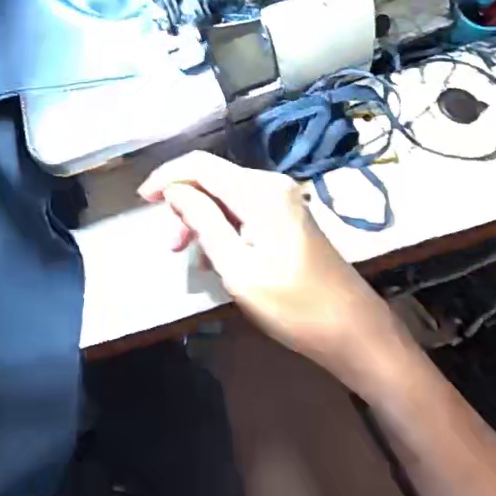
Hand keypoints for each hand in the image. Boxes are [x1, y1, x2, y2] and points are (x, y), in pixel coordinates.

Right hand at [138, 152, 409, 389]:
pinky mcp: (289, 215)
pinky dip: (224, 226)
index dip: (167, 176)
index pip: (201, 165)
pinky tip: (218, 257)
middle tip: (172, 247)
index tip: (142, 199)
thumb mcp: (238, 268)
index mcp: (260, 191)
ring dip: (203, 219)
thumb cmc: (293, 305)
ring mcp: (284, 199)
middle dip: (186, 205)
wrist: (353, 330)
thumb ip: (204, 222)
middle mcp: (272, 184)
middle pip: (214, 179)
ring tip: (193, 257)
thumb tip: (175, 189)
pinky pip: (244, 208)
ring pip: (227, 195)